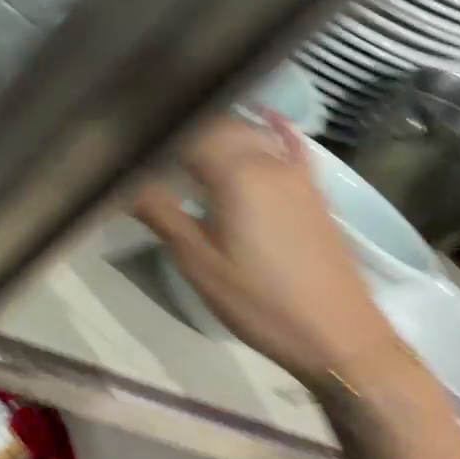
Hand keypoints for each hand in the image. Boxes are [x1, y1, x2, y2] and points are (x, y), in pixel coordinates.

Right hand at [134, 113, 411, 384]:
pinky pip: (289, 146)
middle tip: (143, 140)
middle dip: (179, 126)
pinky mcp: (314, 191)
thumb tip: (116, 177)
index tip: (121, 138)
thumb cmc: (260, 302)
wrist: (343, 341)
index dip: (150, 131)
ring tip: (180, 138)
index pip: (184, 131)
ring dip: (214, 129)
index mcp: (236, 173)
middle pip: (216, 125)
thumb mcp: (196, 261)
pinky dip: (272, 128)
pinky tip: (262, 117)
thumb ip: (157, 210)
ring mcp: (296, 174)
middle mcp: (268, 161)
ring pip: (248, 132)